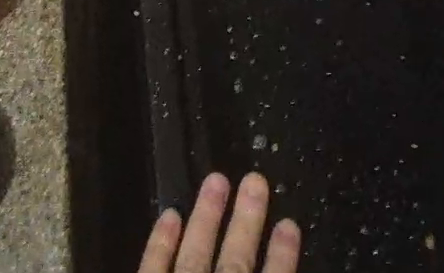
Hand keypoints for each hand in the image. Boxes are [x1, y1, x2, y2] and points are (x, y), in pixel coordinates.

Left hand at [137, 172, 300, 272]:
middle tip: (256, 180)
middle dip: (247, 221)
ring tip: (217, 180)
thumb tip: (275, 262)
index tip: (291, 225)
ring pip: (195, 258)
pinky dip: (160, 244)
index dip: (283, 257)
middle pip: (236, 263)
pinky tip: (170, 215)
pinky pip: (152, 270)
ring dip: (207, 218)